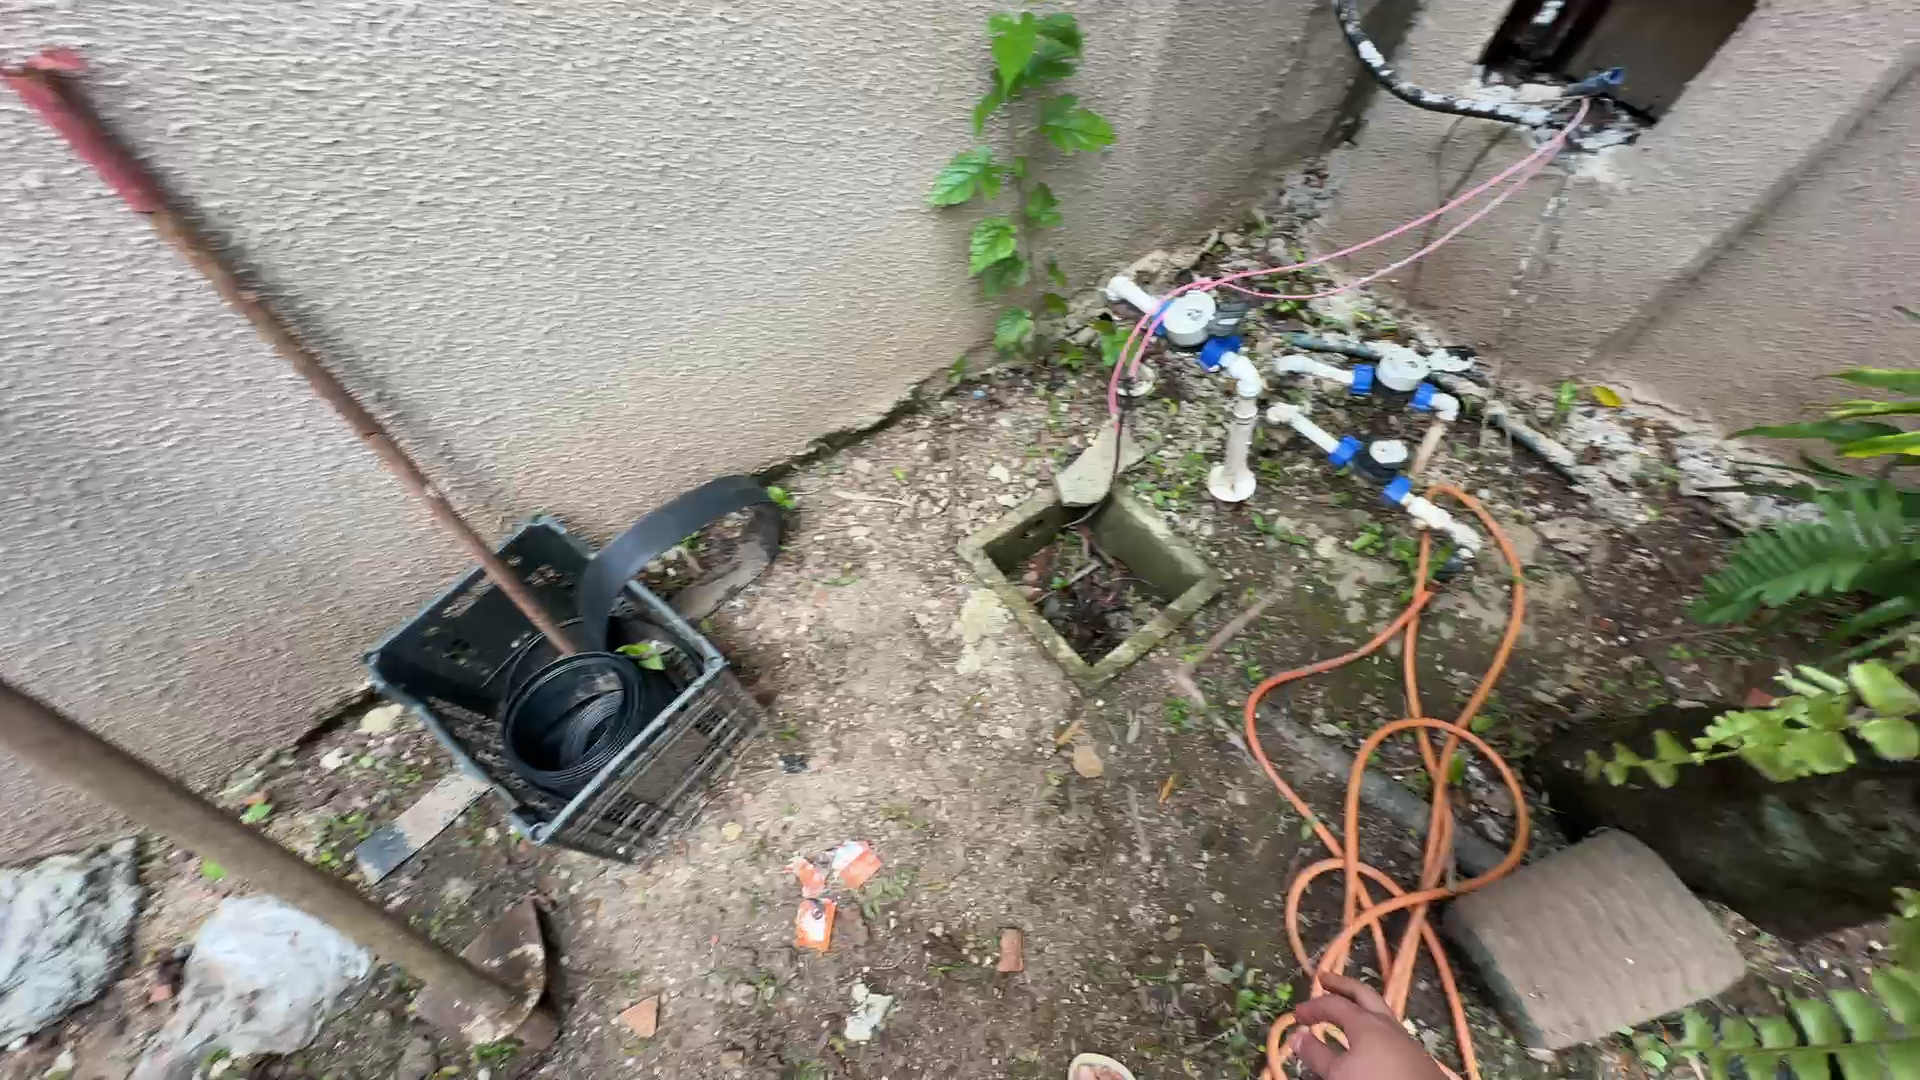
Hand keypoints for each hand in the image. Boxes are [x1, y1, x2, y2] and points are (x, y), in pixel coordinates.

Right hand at [1287, 973, 1446, 1079]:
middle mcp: (1387, 1024)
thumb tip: (1297, 1036)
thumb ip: (1317, 1054)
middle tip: (1324, 979)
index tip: (1297, 1016)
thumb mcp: (1339, 1076)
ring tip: (1348, 1008)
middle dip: (1342, 984)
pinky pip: (1392, 1031)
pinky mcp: (1420, 1060)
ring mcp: (1407, 1041)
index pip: (1333, 1003)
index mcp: (1365, 1022)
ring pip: (1381, 1012)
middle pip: (1363, 994)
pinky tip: (1373, 1041)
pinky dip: (1375, 1025)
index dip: (1313, 1007)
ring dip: (1361, 1005)